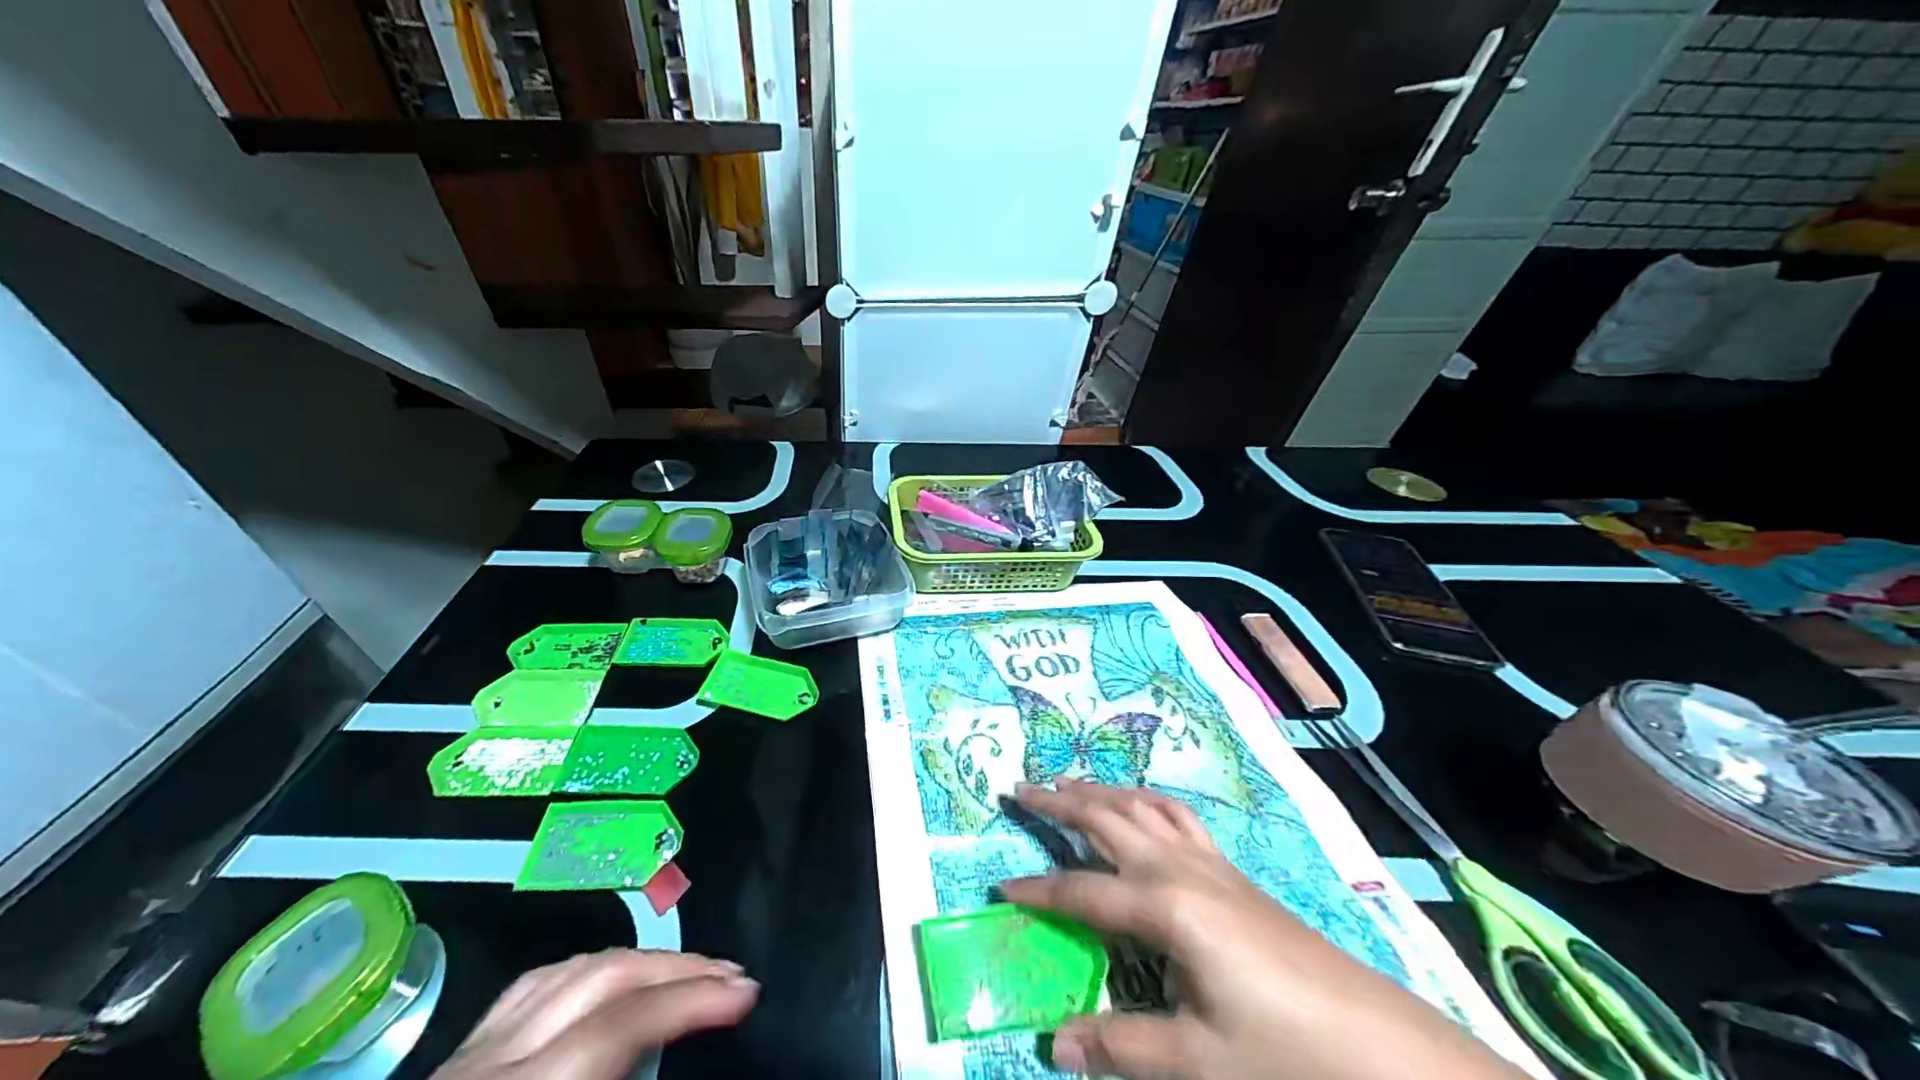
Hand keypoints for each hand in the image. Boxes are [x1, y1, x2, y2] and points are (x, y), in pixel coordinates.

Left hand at [431, 949, 757, 1079]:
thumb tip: (677, 1074)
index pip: (617, 1027)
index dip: (691, 1001)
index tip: (747, 995)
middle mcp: (488, 1066)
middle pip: (599, 979)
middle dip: (678, 969)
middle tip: (733, 976)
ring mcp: (465, 1057)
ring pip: (567, 970)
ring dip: (640, 961)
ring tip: (689, 970)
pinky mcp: (455, 1060)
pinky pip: (533, 986)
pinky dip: (590, 969)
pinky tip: (613, 975)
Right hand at [1003, 779, 1522, 1079]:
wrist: (1383, 1046)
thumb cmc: (1286, 1054)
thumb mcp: (1198, 1061)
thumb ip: (1121, 1046)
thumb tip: (1054, 1045)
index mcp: (1166, 906)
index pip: (1083, 890)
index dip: (1039, 889)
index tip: (1001, 887)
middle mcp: (1183, 869)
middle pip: (1110, 820)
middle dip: (1061, 803)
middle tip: (1020, 789)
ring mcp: (1213, 865)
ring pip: (1145, 807)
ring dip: (1103, 791)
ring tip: (1070, 784)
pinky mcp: (1235, 874)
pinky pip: (1178, 817)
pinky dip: (1146, 801)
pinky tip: (1142, 811)